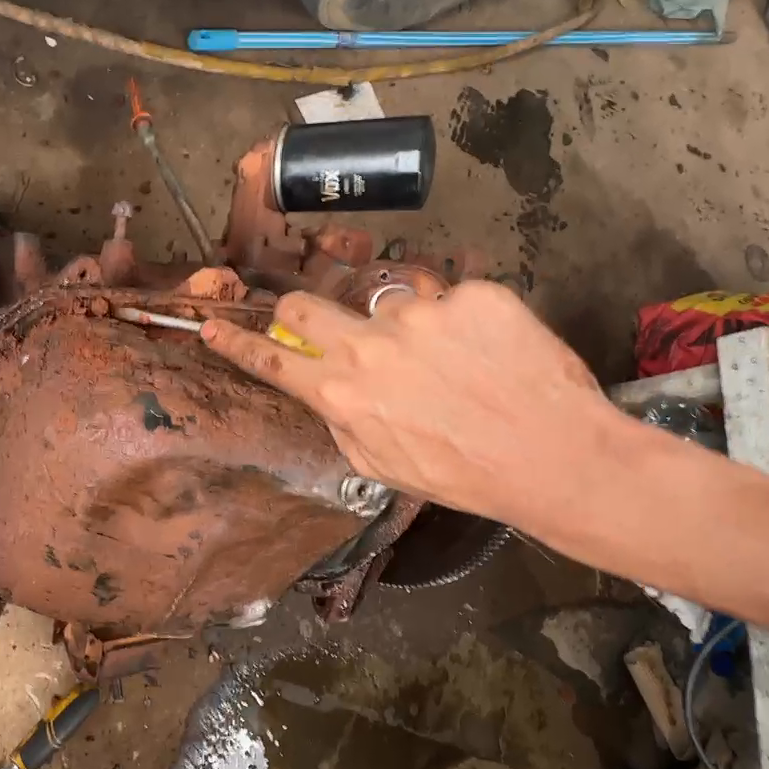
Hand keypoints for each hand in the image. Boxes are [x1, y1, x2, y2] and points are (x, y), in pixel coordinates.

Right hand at [200, 281, 612, 520]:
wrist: (557, 457)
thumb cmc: (463, 474)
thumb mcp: (379, 465)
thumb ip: (342, 420)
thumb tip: (329, 390)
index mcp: (340, 393)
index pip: (269, 358)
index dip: (234, 343)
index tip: (211, 327)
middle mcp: (368, 345)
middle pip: (303, 305)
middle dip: (299, 313)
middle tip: (322, 327)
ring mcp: (420, 314)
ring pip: (386, 306)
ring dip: (401, 329)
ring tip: (449, 364)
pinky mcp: (472, 294)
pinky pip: (450, 300)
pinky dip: (461, 323)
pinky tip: (489, 354)